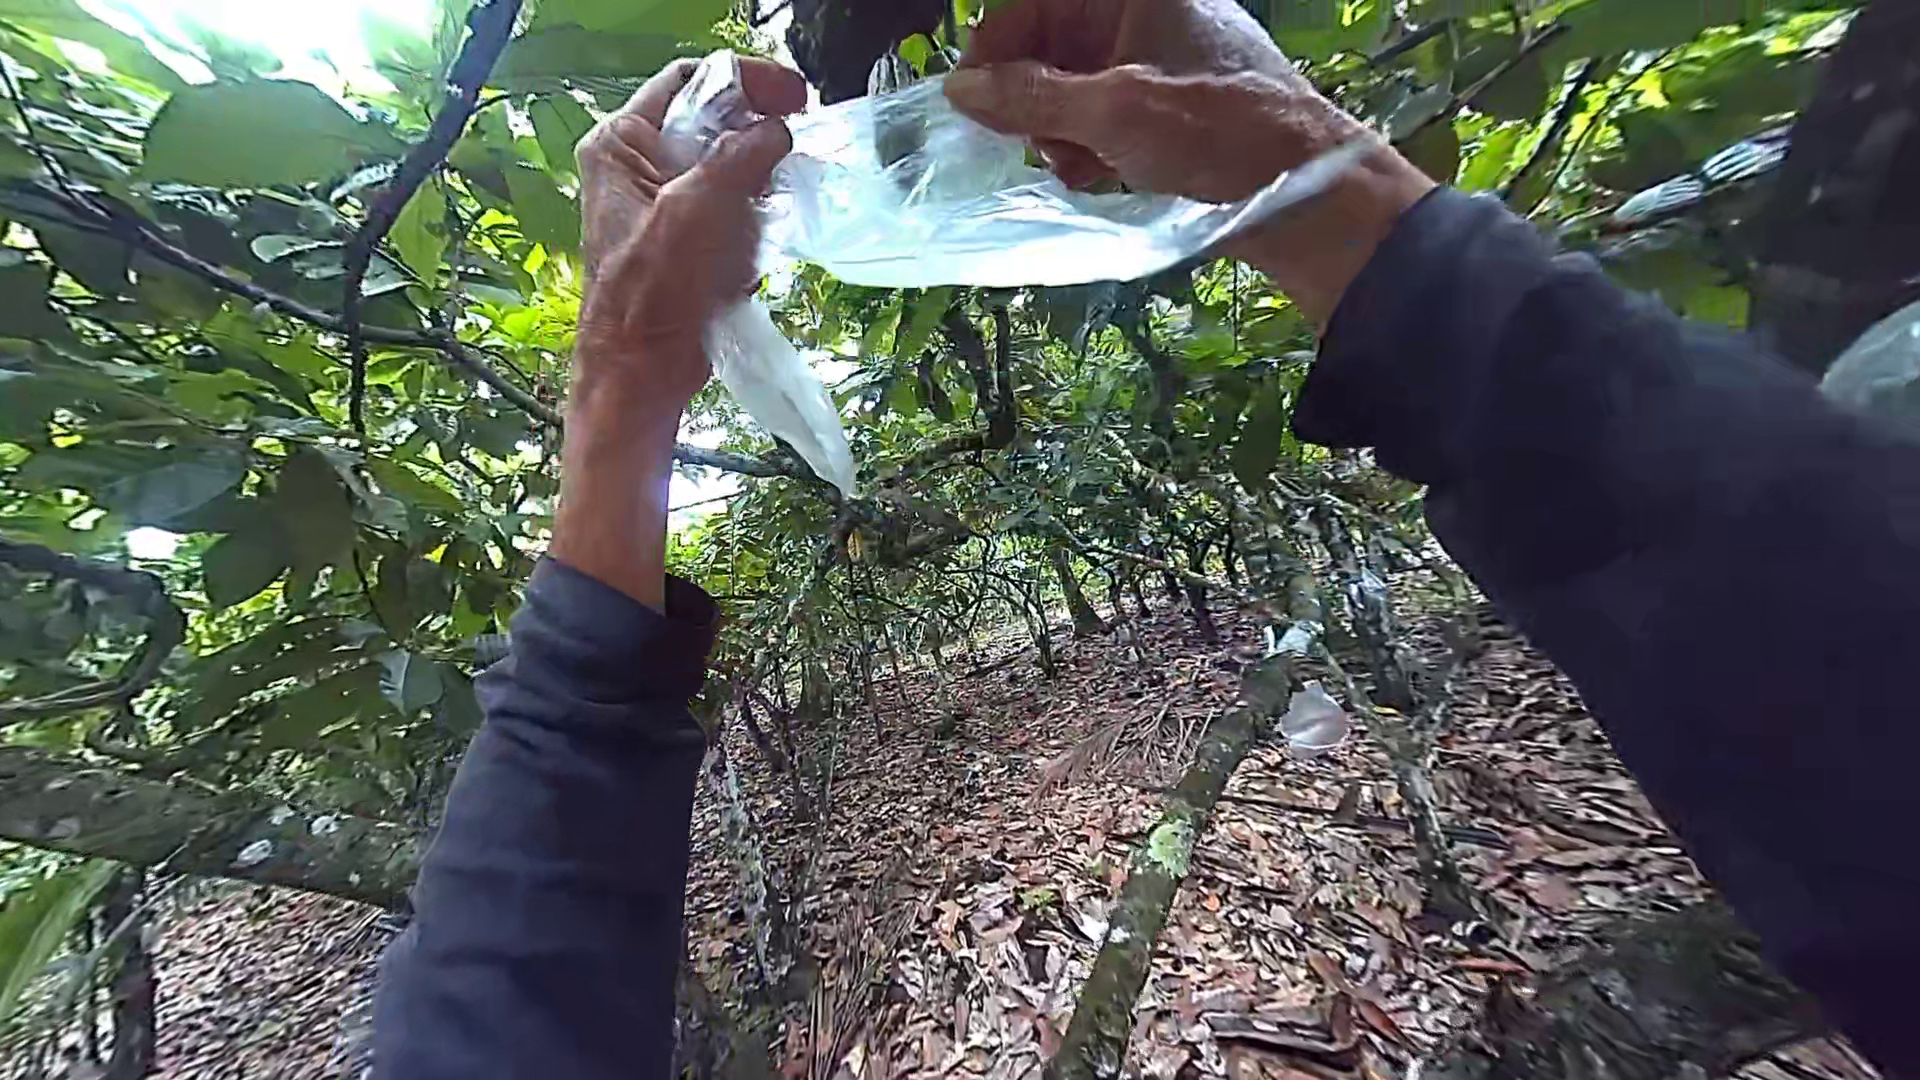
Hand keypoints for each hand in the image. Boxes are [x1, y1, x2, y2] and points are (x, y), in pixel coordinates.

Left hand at [555, 57, 805, 611]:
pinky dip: (752, 247)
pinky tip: (739, 276)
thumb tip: (780, 129)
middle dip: (756, 162)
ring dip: (755, 215)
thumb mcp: (690, 215)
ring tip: (745, 252)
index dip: (745, 83)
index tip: (797, 96)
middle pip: (720, 137)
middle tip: (787, 177)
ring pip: (738, 188)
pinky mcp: (699, 252)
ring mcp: (677, 214)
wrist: (642, 373)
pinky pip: (742, 230)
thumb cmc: (651, 293)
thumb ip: (735, 162)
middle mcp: (649, 172)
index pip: (691, 84)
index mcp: (626, 146)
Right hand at [944, 0, 1433, 327]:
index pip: (1033, 6)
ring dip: (1058, 135)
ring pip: (1069, 94)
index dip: (993, 52)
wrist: (1295, 190)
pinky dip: (1085, 150)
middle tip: (1036, 147)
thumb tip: (961, 88)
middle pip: (1047, 51)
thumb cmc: (1212, 133)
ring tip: (1075, 168)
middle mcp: (1136, 16)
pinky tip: (1095, 175)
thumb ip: (1032, 96)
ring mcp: (1150, 63)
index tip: (968, 106)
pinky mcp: (1158, 109)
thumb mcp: (1113, 112)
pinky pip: (1097, 122)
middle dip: (1032, 104)